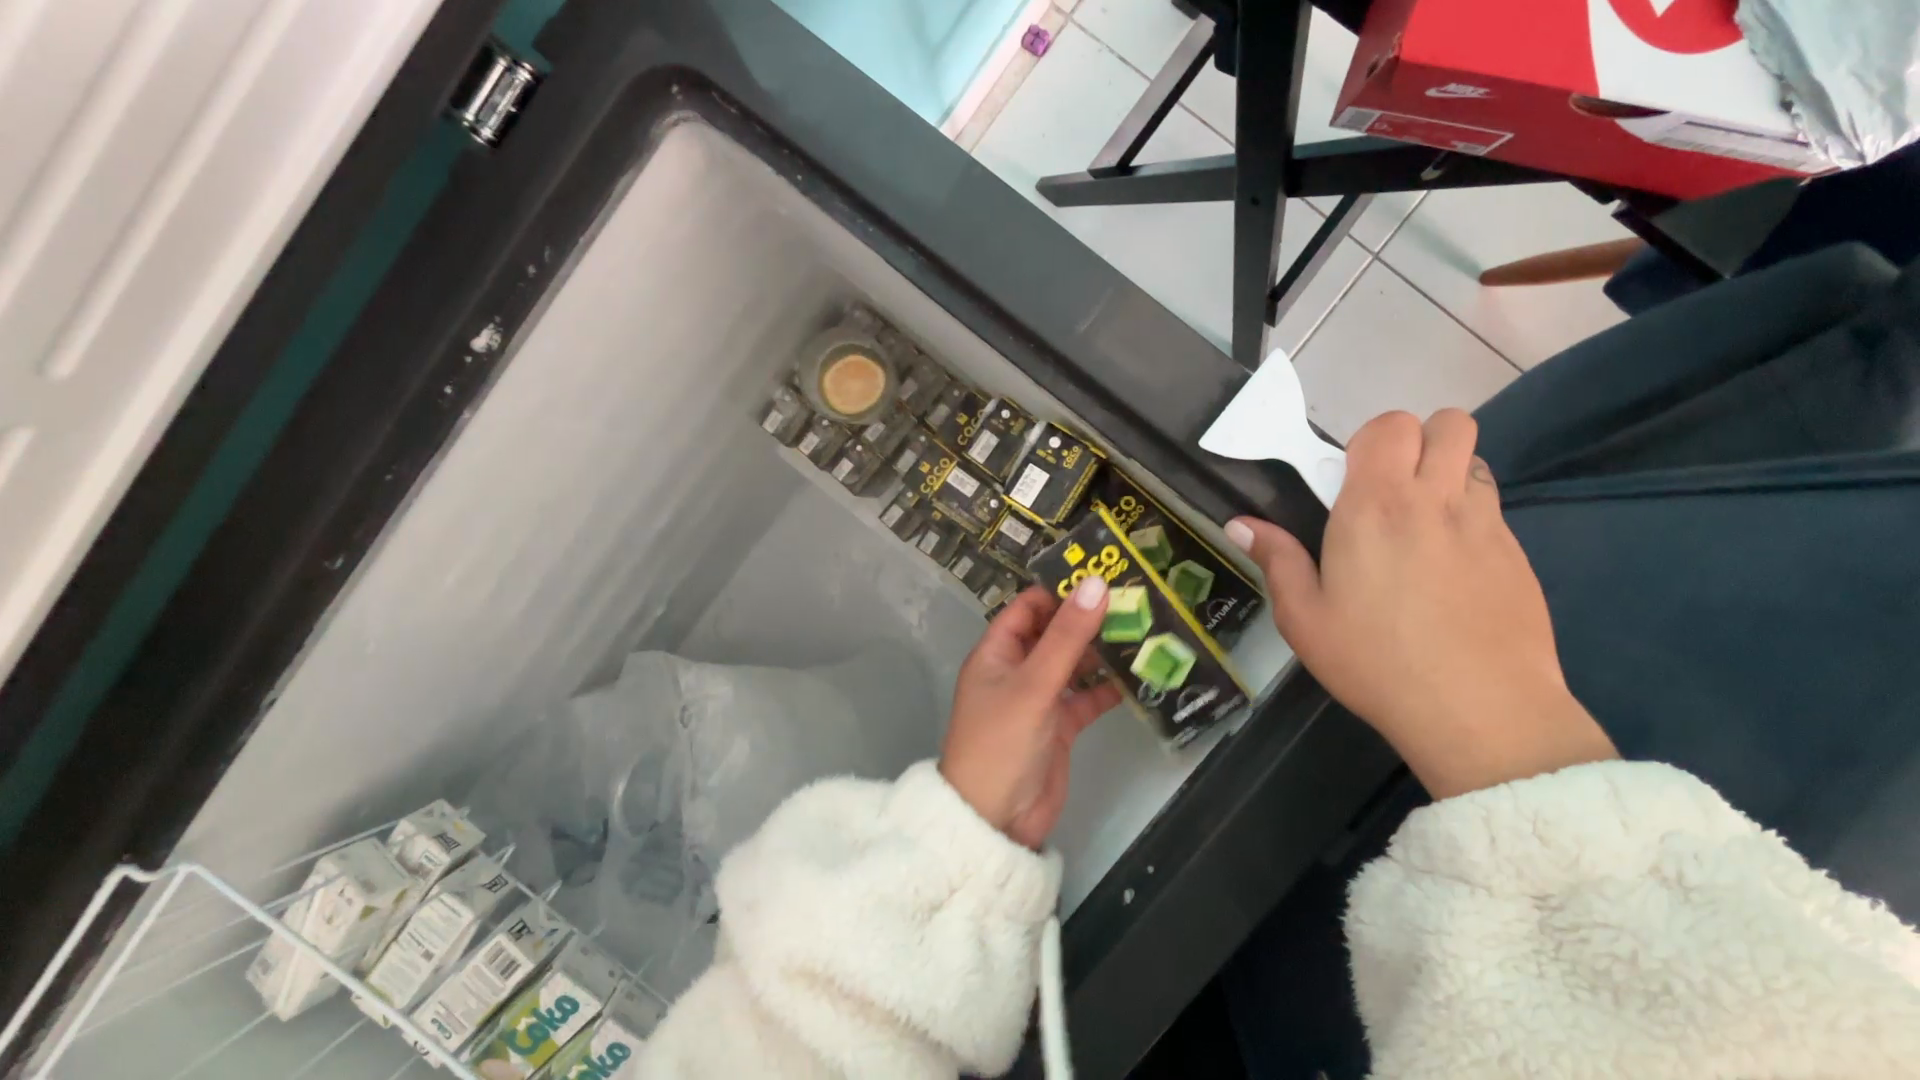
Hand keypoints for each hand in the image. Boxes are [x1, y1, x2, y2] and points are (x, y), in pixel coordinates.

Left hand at [940, 580, 1122, 848]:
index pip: (1028, 608)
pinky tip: (1141, 674)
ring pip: (1074, 665)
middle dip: (1089, 618)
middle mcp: (1016, 671)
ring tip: (1147, 630)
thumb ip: (1067, 637)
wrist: (995, 820)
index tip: (1104, 574)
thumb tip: (1096, 583)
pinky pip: (1087, 698)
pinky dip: (1109, 688)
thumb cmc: (1002, 743)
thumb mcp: (1034, 685)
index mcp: (997, 653)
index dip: (1060, 590)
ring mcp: (1039, 699)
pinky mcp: (1059, 727)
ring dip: (1103, 651)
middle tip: (1138, 599)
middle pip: (1055, 634)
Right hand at [1227, 410, 1616, 798]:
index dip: (1370, 440)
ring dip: (1448, 473)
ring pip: (1475, 460)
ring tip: (1423, 521)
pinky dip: (1471, 516)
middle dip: (1419, 440)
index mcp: (1376, 507)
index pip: (1389, 426)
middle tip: (1392, 489)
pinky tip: (1453, 567)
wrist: (1480, 711)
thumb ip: (1276, 561)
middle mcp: (1436, 500)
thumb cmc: (1376, 662)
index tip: (1350, 480)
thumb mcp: (1305, 619)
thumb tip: (1240, 523)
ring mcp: (1486, 525)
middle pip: (1448, 423)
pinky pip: (1494, 508)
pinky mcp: (1518, 555)